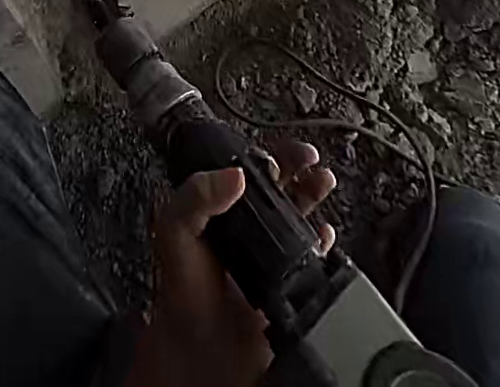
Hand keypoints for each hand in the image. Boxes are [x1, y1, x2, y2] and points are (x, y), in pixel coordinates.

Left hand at [123, 140, 335, 386]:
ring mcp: (270, 250)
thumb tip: (234, 177)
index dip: (268, 154)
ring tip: (323, 182)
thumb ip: (196, 197)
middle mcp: (247, 222)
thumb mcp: (175, 229)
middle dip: (298, 166)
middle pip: (280, 183)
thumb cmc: (182, 287)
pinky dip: (323, 240)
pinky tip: (324, 233)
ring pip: (299, 211)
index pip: (248, 167)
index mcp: (220, 204)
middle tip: (310, 159)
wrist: (199, 348)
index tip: (283, 151)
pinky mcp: (289, 278)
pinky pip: (313, 253)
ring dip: (313, 192)